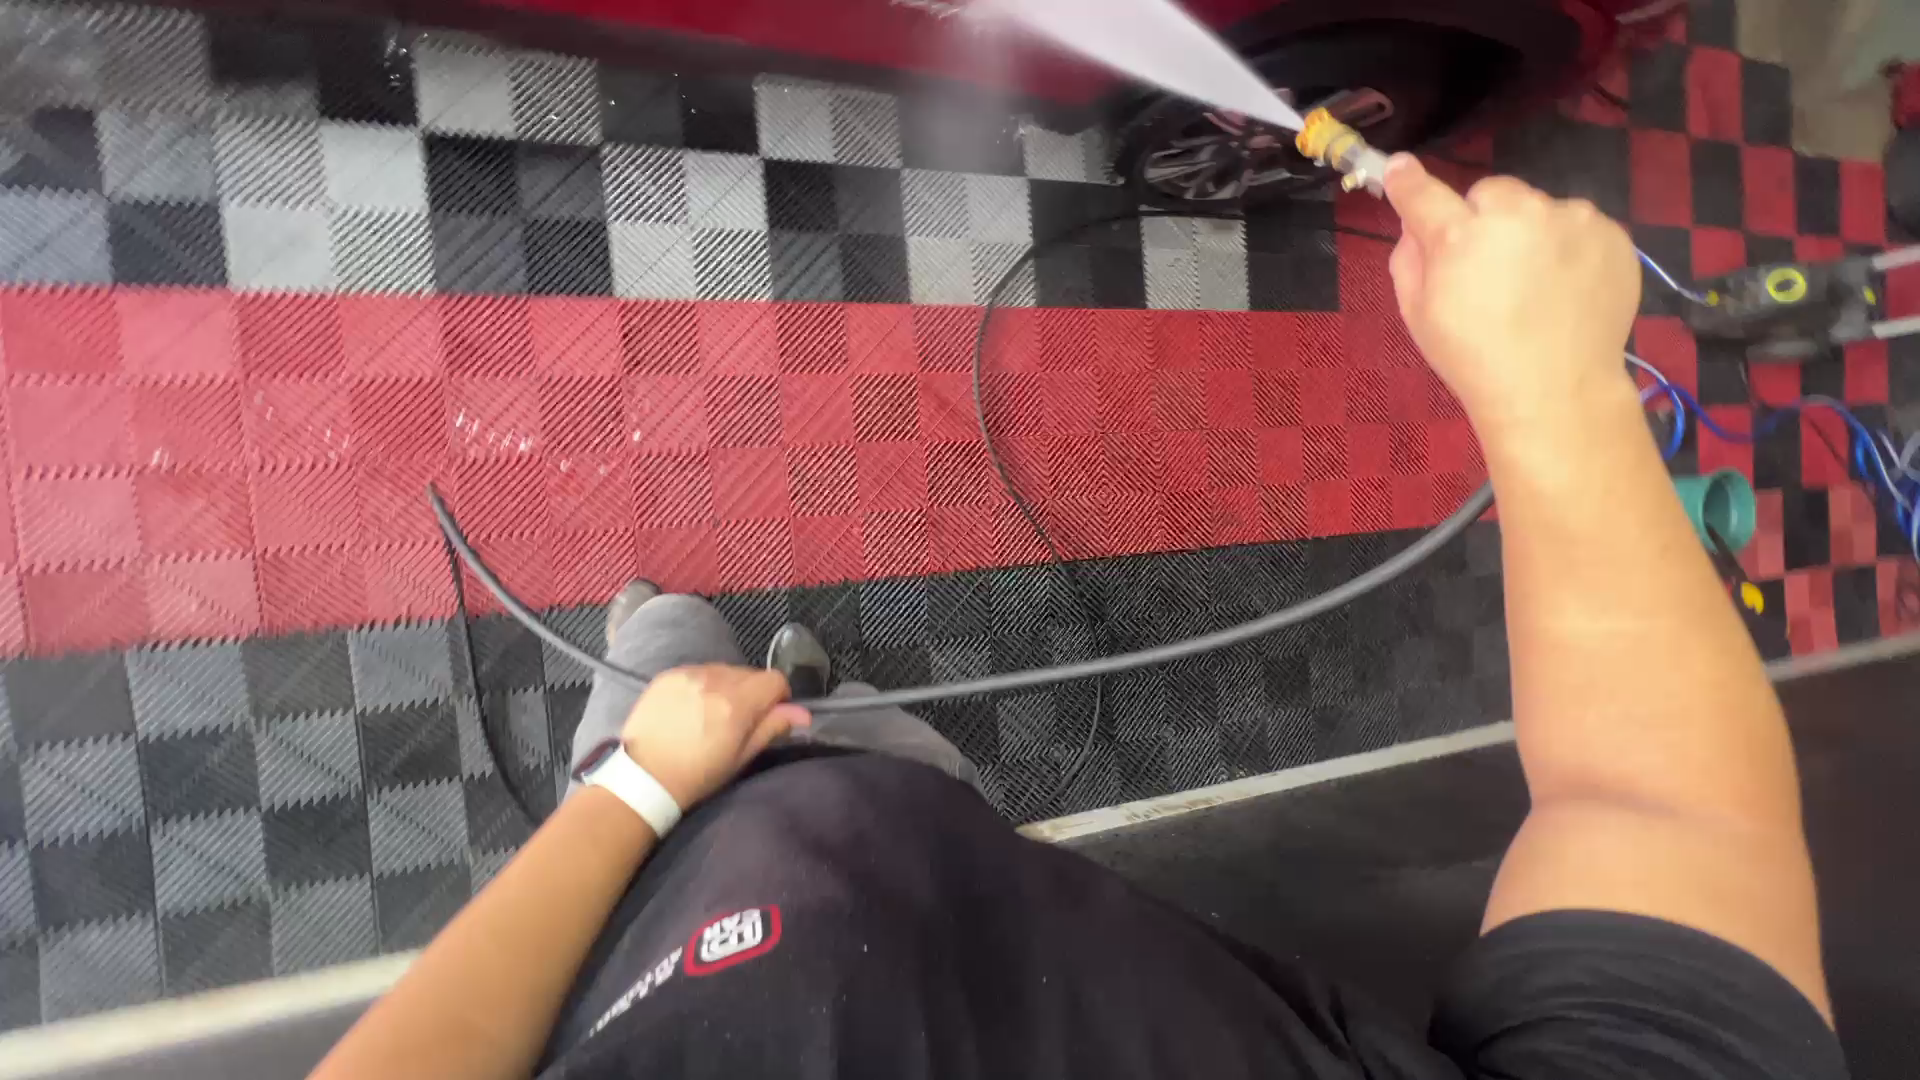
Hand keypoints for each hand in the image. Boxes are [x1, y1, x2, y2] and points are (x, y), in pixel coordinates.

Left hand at [619, 666, 810, 808]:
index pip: (775, 680)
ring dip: (726, 686)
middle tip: (736, 720)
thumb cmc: (697, 775)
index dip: (778, 697)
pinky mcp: (668, 675)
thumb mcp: (741, 757)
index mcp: (737, 703)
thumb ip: (772, 727)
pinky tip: (690, 708)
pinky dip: (702, 684)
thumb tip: (803, 713)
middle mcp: (715, 680)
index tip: (767, 716)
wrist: (642, 778)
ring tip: (710, 714)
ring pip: (724, 670)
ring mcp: (689, 674)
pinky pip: (699, 671)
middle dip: (751, 693)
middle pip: (750, 674)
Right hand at [1383, 155, 1641, 441]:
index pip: (1423, 195)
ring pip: (1537, 208)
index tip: (1399, 168)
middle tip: (1480, 262)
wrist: (1552, 386)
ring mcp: (1572, 219)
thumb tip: (1416, 229)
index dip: (1407, 182)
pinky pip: (1576, 226)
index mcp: (1460, 237)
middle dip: (1480, 216)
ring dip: (1526, 231)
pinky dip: (1563, 247)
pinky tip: (1559, 287)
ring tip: (1529, 283)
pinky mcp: (1612, 233)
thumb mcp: (1417, 315)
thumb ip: (1408, 262)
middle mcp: (1518, 213)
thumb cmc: (1469, 356)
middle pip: (1491, 192)